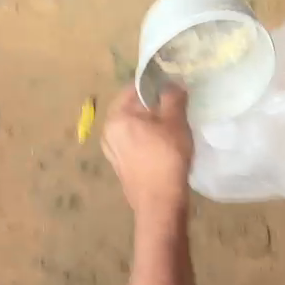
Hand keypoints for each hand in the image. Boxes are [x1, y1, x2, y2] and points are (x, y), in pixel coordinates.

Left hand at [100, 85, 193, 217]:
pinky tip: (164, 141)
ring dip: (150, 120)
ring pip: (133, 124)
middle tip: (176, 103)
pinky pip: (133, 140)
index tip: (173, 84)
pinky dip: (146, 135)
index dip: (155, 82)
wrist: (160, 201)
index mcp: (117, 117)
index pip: (134, 87)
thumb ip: (173, 96)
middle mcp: (108, 132)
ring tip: (172, 122)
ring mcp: (112, 150)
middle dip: (153, 102)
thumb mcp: (176, 120)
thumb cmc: (166, 156)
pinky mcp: (120, 164)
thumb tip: (172, 85)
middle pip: (132, 106)